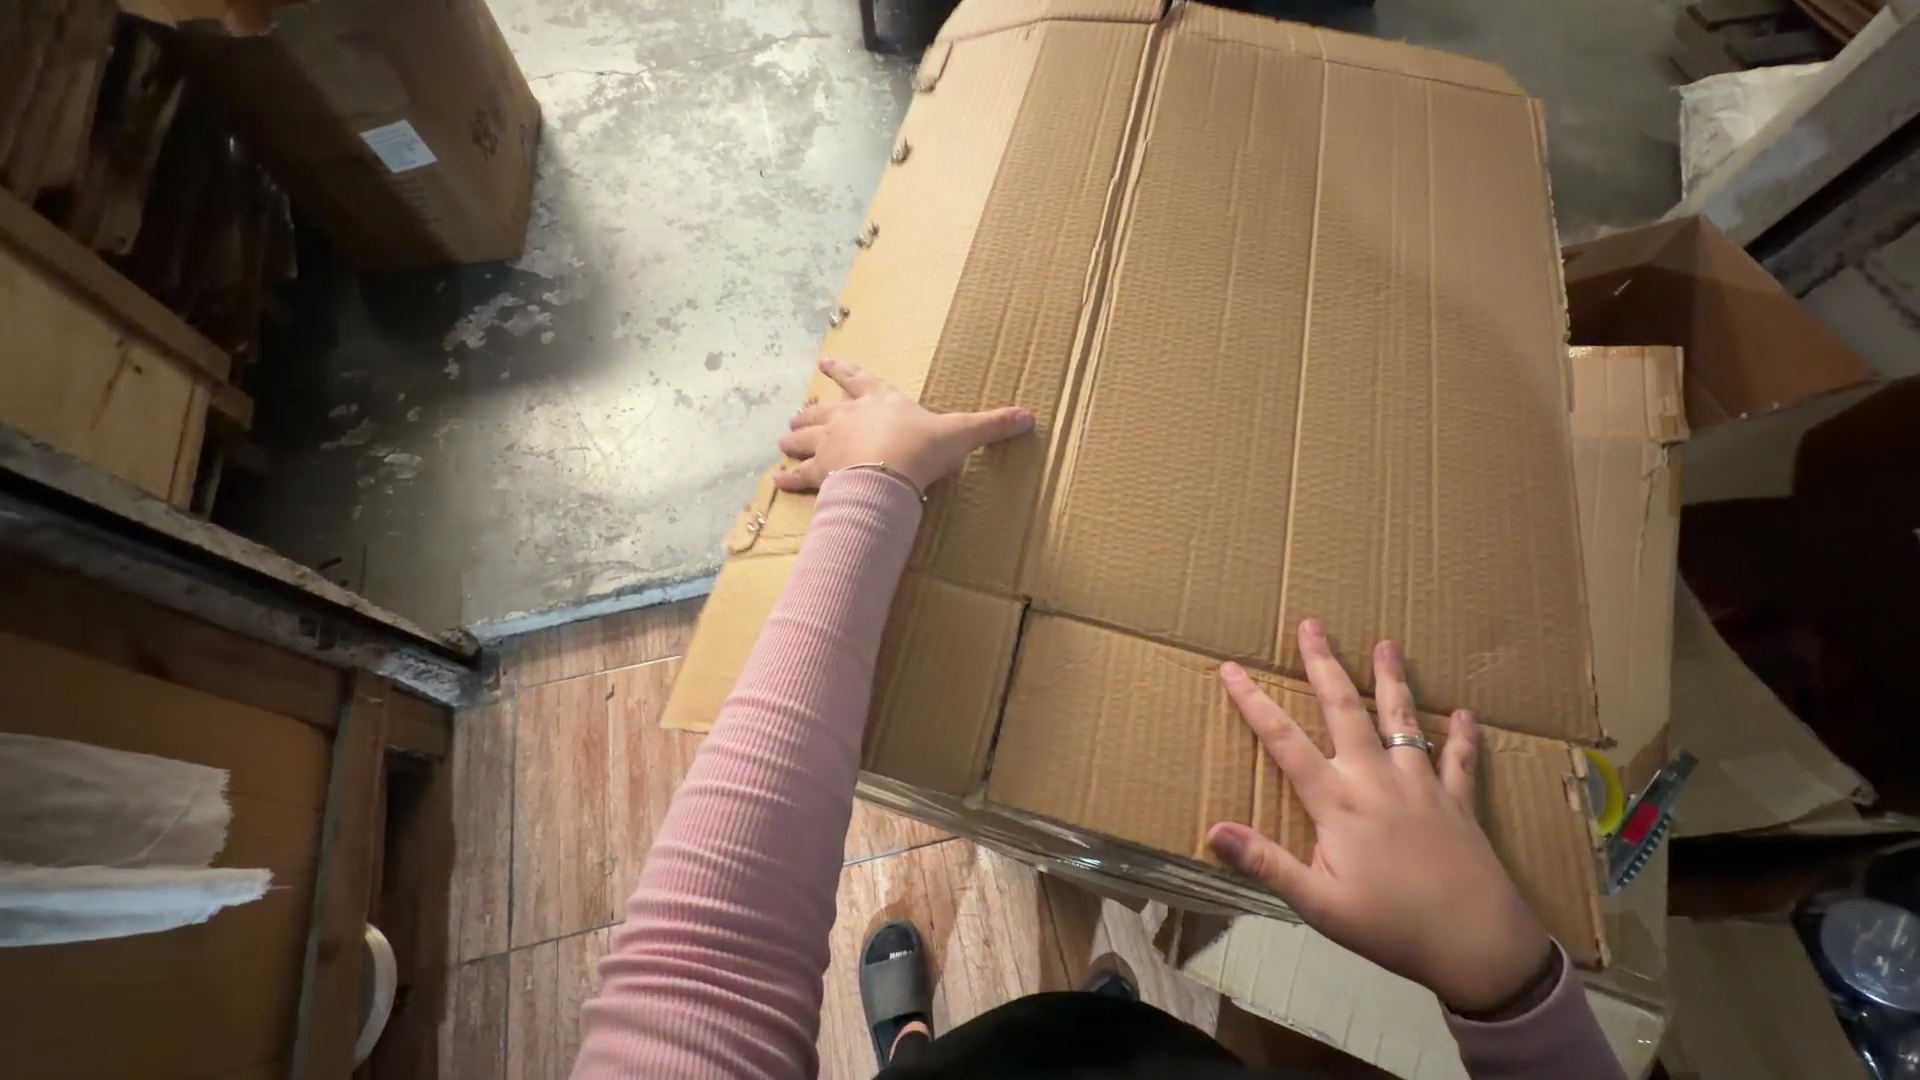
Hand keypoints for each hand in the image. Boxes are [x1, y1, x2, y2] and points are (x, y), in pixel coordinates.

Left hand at [774, 357, 1034, 493]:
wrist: (890, 474)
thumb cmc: (922, 448)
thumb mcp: (961, 433)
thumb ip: (991, 426)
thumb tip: (1029, 417)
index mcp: (879, 400)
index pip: (858, 378)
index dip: (842, 370)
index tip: (825, 362)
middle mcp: (849, 417)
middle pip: (823, 410)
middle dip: (812, 412)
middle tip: (798, 415)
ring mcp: (831, 443)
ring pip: (805, 438)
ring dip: (795, 439)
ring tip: (783, 440)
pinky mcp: (821, 471)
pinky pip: (800, 474)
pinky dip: (789, 478)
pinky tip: (778, 481)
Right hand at [1205, 620, 1554, 1014]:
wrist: (1483, 950)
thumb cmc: (1390, 926)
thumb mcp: (1318, 903)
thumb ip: (1266, 863)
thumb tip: (1213, 830)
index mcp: (1337, 800)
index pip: (1283, 740)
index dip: (1253, 702)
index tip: (1231, 667)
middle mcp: (1376, 779)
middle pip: (1344, 710)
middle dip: (1324, 665)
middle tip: (1313, 625)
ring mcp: (1422, 786)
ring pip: (1403, 720)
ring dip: (1392, 680)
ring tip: (1387, 643)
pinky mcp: (1459, 803)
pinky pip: (1460, 761)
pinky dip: (1462, 736)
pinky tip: (1465, 714)